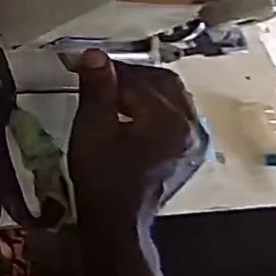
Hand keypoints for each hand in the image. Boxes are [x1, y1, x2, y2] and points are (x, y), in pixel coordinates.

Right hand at [68, 49, 209, 226]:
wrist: (116, 220)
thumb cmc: (100, 175)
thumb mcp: (91, 129)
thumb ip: (97, 89)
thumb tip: (94, 55)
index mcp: (169, 119)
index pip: (137, 79)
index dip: (107, 69)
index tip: (80, 63)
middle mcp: (190, 126)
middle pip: (163, 84)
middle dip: (130, 75)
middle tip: (97, 75)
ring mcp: (194, 141)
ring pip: (172, 99)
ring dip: (143, 89)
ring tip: (111, 93)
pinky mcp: (188, 153)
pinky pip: (175, 117)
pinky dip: (153, 107)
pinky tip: (130, 115)